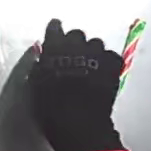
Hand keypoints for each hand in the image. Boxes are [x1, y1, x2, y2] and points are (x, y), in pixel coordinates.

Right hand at [29, 19, 126, 150]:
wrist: (79, 123)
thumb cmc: (51, 108)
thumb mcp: (36, 85)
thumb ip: (40, 66)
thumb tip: (43, 57)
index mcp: (54, 47)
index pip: (54, 27)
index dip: (55, 30)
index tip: (55, 33)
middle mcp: (77, 45)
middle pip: (77, 34)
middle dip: (74, 43)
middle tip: (71, 57)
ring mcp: (98, 54)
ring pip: (96, 44)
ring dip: (91, 52)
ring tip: (88, 66)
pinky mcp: (114, 65)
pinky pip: (110, 56)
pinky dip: (106, 62)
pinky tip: (101, 74)